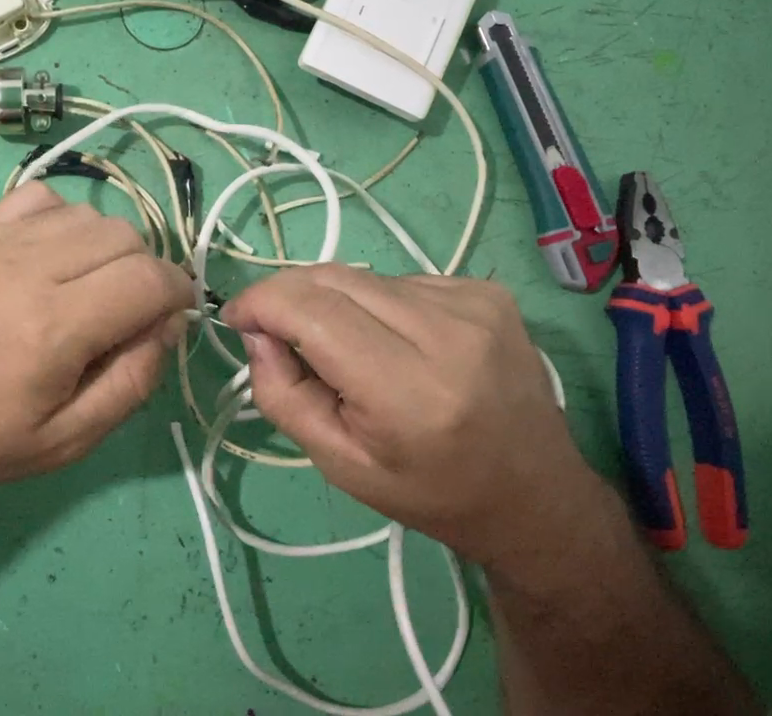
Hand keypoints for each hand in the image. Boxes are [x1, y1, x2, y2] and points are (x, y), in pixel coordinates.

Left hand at [0, 182, 192, 504]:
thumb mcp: (70, 439)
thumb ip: (133, 381)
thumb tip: (168, 324)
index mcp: (55, 327)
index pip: (149, 278)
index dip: (178, 294)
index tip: (171, 318)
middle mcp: (30, 269)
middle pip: (126, 236)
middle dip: (146, 272)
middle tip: (128, 314)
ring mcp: (0, 243)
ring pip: (89, 213)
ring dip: (108, 247)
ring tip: (90, 288)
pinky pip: (41, 198)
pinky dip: (63, 220)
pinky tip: (53, 256)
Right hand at [221, 266, 608, 569]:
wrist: (535, 495)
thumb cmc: (430, 491)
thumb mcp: (338, 463)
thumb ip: (282, 395)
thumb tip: (256, 332)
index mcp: (410, 391)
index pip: (313, 310)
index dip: (261, 302)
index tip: (236, 318)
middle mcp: (447, 334)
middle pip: (333, 279)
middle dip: (287, 296)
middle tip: (273, 331)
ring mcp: (474, 305)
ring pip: (363, 276)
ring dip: (332, 301)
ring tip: (345, 349)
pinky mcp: (488, 292)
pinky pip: (399, 280)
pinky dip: (375, 303)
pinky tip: (393, 342)